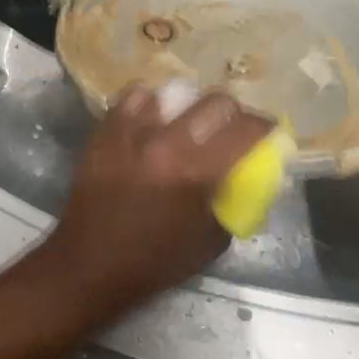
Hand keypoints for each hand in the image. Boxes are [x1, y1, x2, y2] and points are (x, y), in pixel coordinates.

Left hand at [43, 86, 272, 307]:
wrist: (89, 265)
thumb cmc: (155, 262)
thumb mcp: (212, 240)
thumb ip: (233, 200)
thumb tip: (245, 175)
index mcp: (197, 172)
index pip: (246, 130)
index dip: (266, 128)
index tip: (268, 133)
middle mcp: (165, 143)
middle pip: (215, 101)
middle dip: (232, 113)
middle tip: (231, 129)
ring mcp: (129, 133)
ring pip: (171, 93)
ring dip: (186, 107)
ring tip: (185, 123)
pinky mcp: (103, 133)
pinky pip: (132, 99)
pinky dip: (148, 105)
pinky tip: (150, 123)